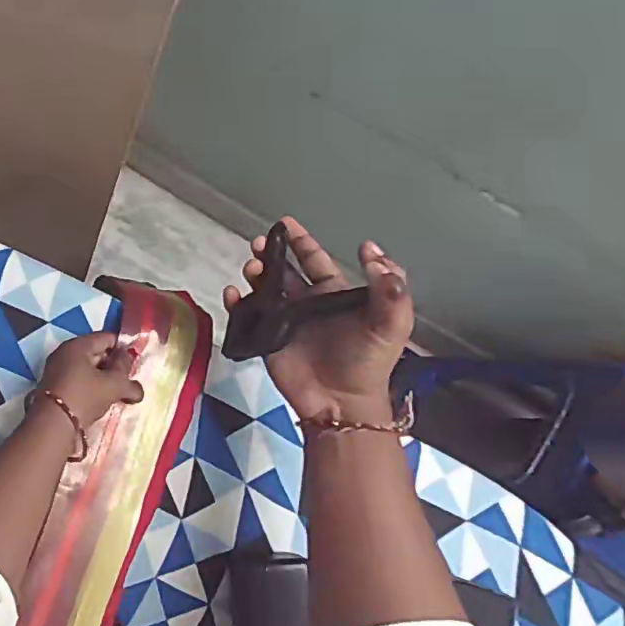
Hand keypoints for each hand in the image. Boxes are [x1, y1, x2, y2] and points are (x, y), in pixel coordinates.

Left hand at [37, 332, 144, 431]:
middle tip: (128, 380)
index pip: (107, 338)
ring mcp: (56, 371)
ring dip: (102, 379)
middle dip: (113, 366)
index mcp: (78, 345)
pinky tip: (100, 401)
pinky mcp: (53, 388)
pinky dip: (90, 388)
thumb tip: (132, 365)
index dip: (124, 348)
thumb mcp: (113, 384)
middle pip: (96, 353)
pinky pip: (78, 382)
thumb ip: (126, 373)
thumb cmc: (85, 397)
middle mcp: (64, 353)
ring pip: (86, 369)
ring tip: (117, 393)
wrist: (53, 426)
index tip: (136, 363)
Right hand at [220, 216, 413, 424]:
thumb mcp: (391, 323)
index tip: (286, 224)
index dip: (302, 242)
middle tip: (261, 242)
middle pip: (283, 271)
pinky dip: (236, 303)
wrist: (341, 401)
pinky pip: (247, 317)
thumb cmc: (367, 361)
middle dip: (271, 253)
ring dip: (255, 274)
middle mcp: (305, 304)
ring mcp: (283, 322)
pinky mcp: (266, 340)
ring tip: (252, 267)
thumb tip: (371, 251)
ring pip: (263, 289)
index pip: (315, 261)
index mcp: (333, 295)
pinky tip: (234, 294)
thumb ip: (388, 287)